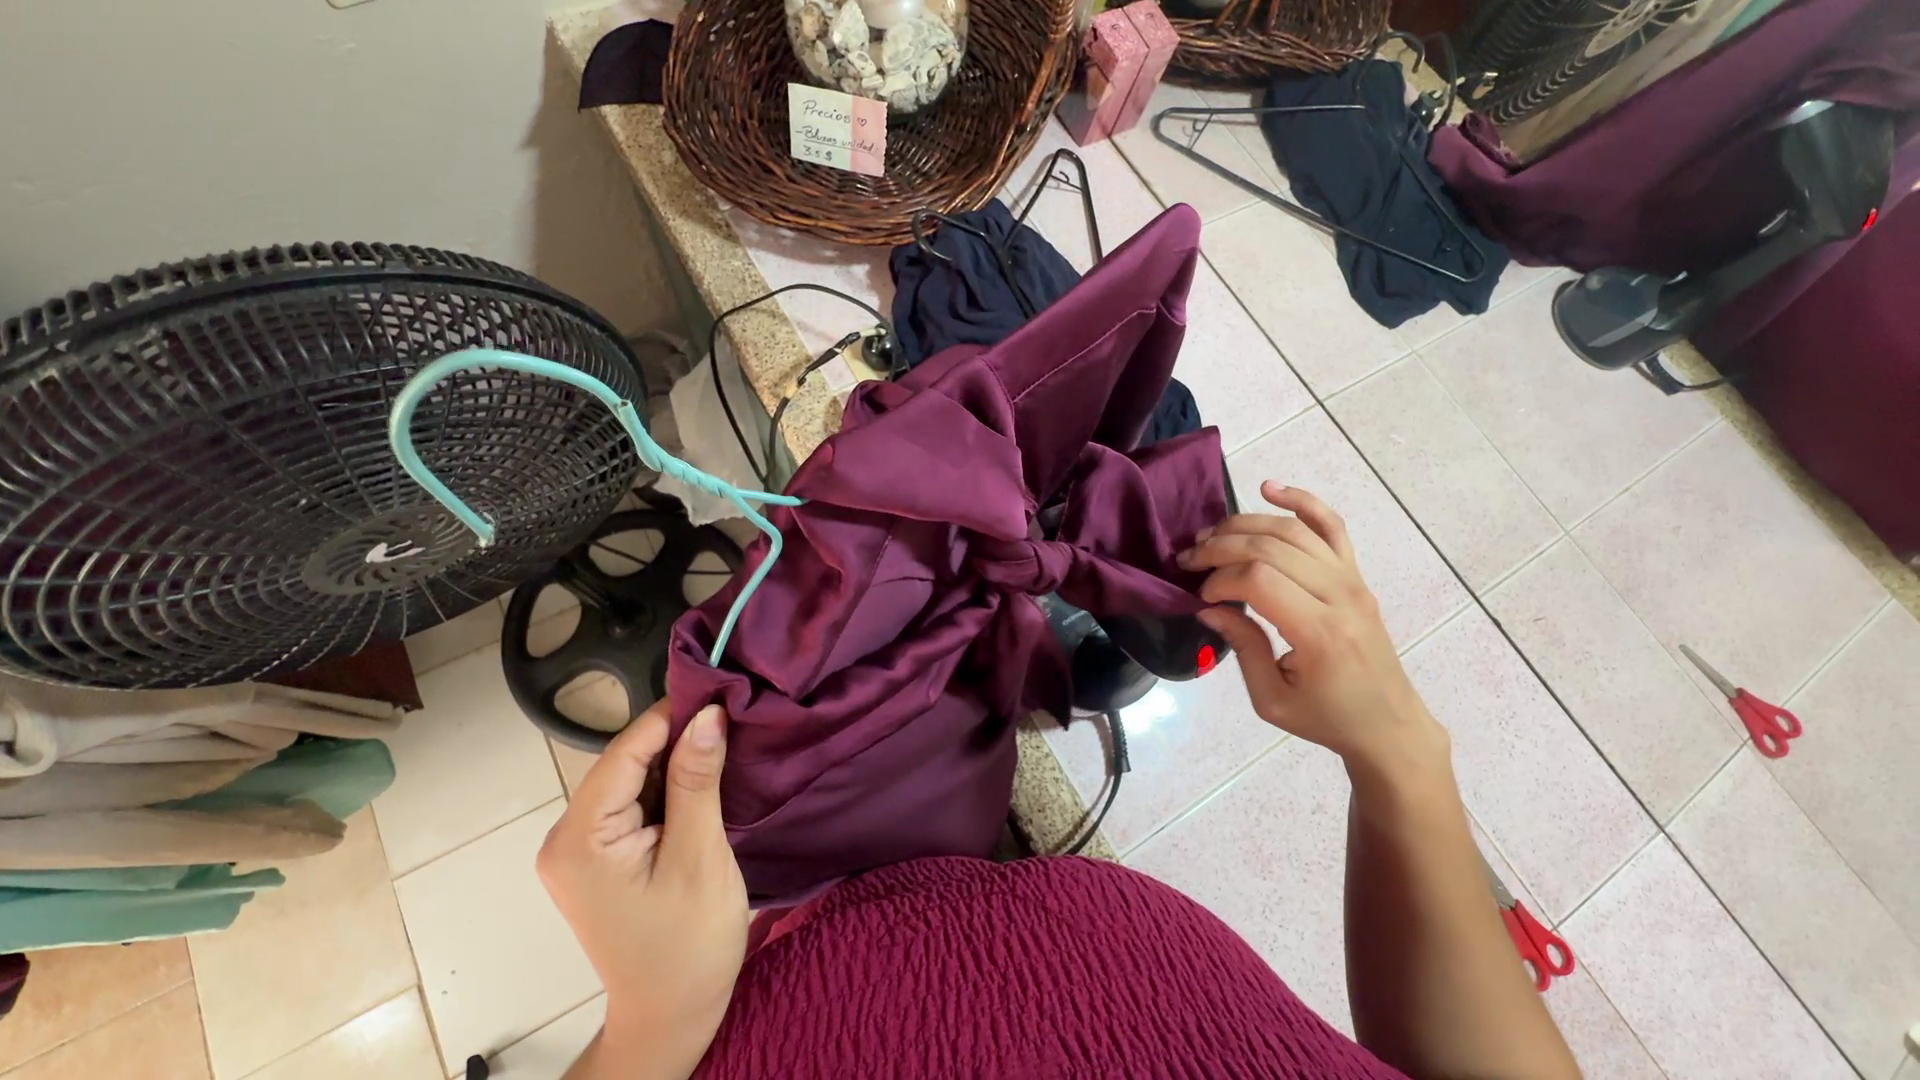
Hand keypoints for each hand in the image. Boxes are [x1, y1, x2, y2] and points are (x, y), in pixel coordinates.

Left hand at [537, 700, 747, 1077]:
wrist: (671, 1018)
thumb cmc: (689, 944)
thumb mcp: (700, 857)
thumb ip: (697, 782)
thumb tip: (708, 714)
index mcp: (580, 839)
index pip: (624, 752)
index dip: (671, 716)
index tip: (723, 690)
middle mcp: (566, 837)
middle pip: (625, 764)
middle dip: (676, 739)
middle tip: (733, 714)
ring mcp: (578, 849)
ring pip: (631, 781)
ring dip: (676, 764)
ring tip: (726, 740)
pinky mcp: (597, 859)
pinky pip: (633, 805)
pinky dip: (668, 791)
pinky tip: (704, 779)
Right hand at [1180, 482, 1445, 774]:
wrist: (1387, 723)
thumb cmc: (1326, 717)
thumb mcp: (1271, 698)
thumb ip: (1242, 647)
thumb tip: (1208, 607)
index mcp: (1320, 633)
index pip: (1259, 579)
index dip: (1220, 580)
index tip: (1201, 598)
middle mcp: (1340, 595)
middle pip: (1272, 547)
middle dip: (1221, 547)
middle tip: (1189, 561)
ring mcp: (1353, 580)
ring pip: (1293, 530)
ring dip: (1245, 525)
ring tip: (1210, 535)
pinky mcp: (1356, 574)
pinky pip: (1331, 525)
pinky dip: (1301, 501)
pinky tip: (1269, 489)